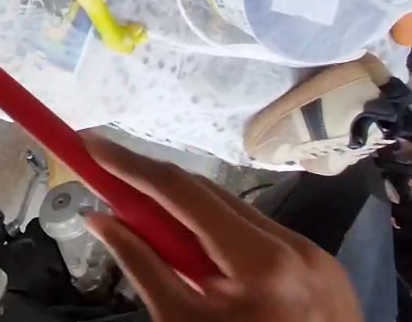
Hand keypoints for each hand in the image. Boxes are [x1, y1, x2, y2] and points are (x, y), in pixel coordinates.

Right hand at [83, 138, 360, 321]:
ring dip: (180, 205)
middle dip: (150, 181)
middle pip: (204, 192)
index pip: (180, 191)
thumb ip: (139, 263)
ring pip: (228, 207)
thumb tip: (95, 218)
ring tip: (142, 215)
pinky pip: (253, 229)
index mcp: (261, 262)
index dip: (128, 163)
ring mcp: (316, 256)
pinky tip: (190, 244)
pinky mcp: (324, 268)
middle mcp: (294, 246)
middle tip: (102, 173)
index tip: (87, 142)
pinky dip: (213, 227)